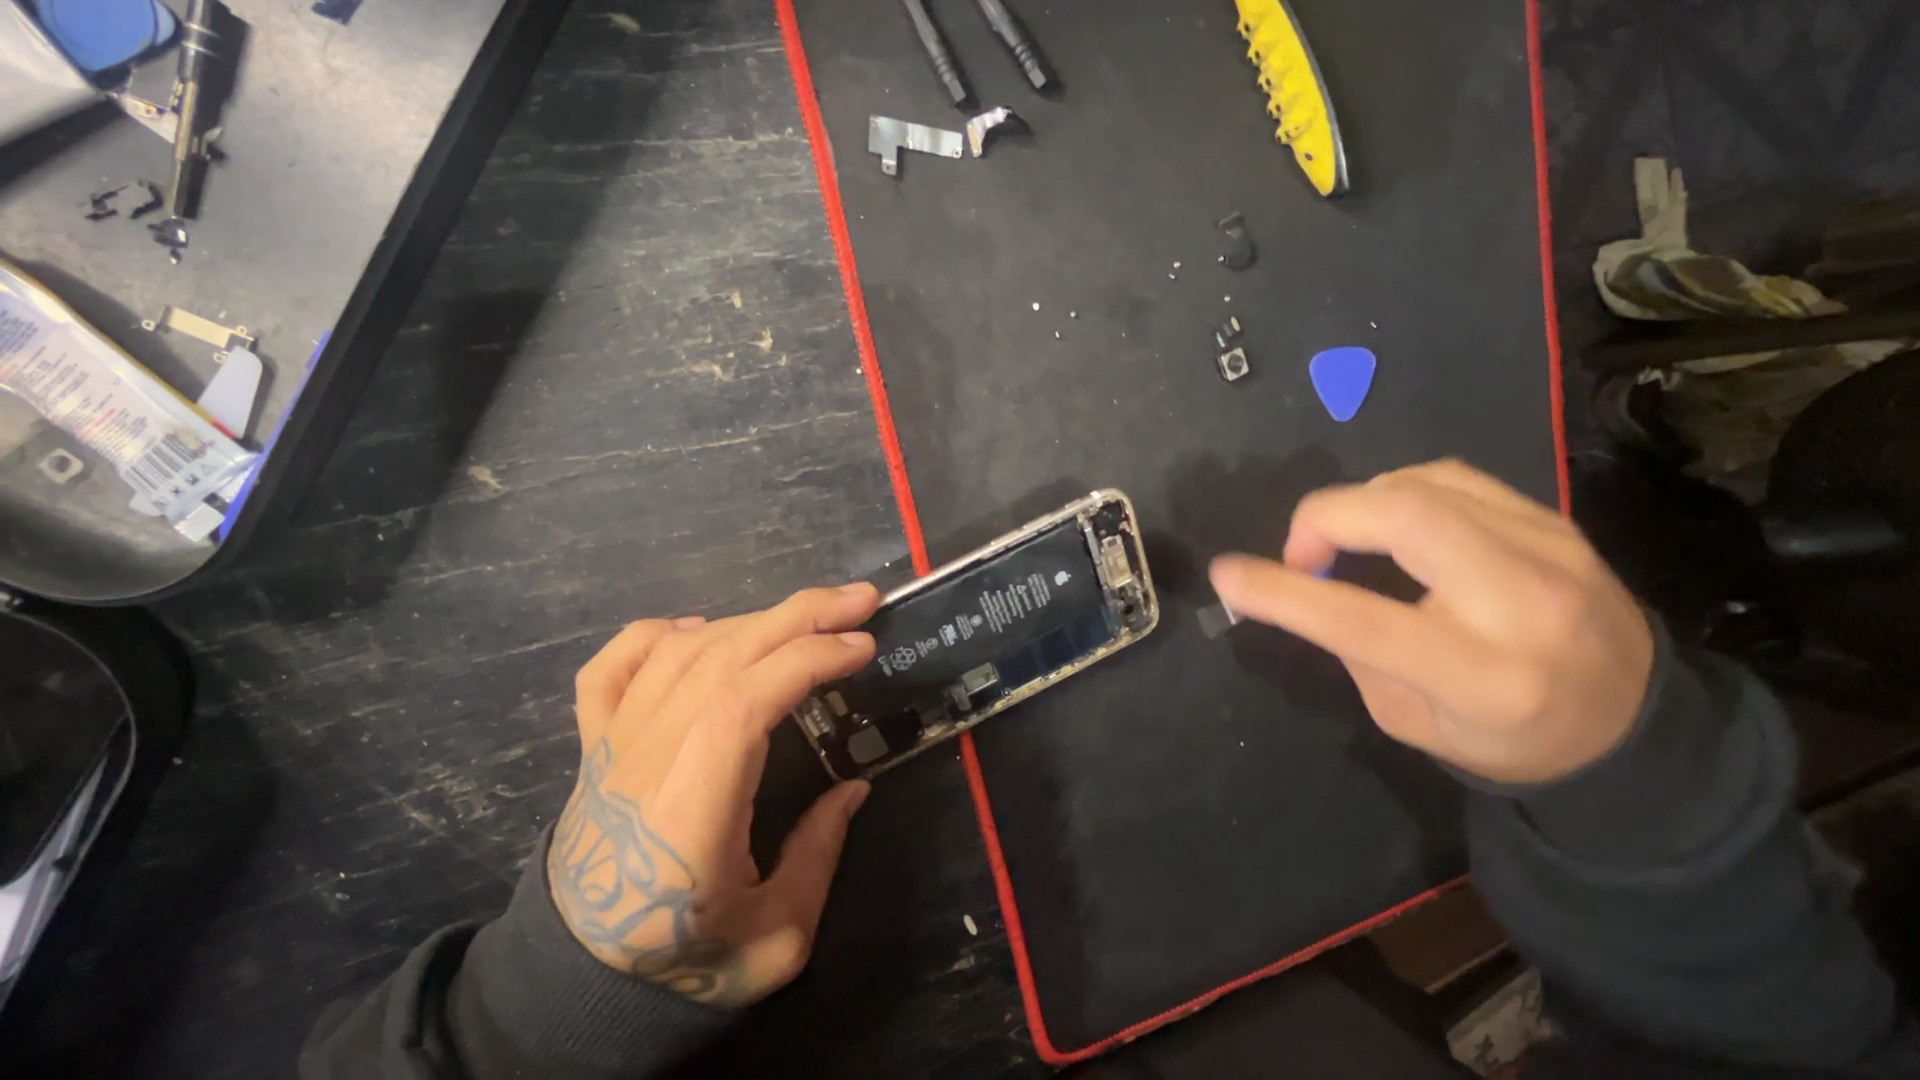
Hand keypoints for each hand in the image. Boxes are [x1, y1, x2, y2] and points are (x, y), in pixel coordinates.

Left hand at [547, 584, 881, 1005]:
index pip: (742, 702)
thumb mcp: (775, 938)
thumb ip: (819, 857)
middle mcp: (645, 761)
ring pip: (679, 652)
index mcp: (691, 813)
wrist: (577, 981)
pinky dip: (657, 633)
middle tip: (860, 600)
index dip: (806, 660)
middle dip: (798, 617)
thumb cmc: (681, 961)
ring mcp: (610, 747)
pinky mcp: (591, 745)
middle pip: (719, 659)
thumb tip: (854, 786)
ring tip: (806, 621)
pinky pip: (613, 666)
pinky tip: (700, 629)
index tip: (863, 647)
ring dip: (750, 622)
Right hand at [1209, 460, 1653, 784]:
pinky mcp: (1556, 521)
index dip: (1282, 592)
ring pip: (1426, 485)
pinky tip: (1392, 523)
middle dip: (1325, 517)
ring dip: (1360, 504)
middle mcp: (1524, 604)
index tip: (1226, 575)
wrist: (1632, 721)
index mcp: (1482, 677)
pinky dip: (1400, 492)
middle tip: (1303, 553)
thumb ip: (1355, 652)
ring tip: (1347, 542)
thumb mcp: (1412, 721)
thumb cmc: (1505, 736)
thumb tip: (1305, 586)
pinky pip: (1454, 478)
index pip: (1362, 622)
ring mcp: (1550, 551)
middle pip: (1407, 517)